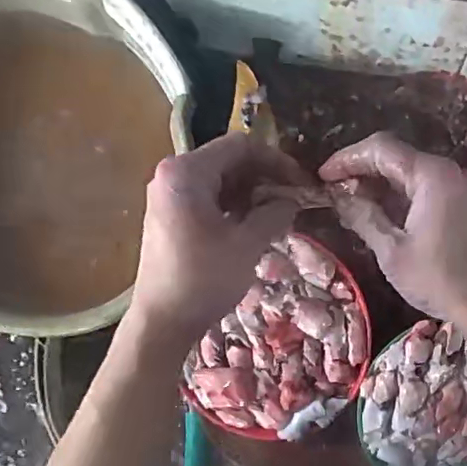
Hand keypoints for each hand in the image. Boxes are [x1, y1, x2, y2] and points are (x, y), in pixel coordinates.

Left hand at [131, 132, 309, 341]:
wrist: (164, 319)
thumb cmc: (204, 279)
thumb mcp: (247, 245)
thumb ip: (273, 214)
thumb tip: (292, 200)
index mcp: (187, 172)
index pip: (240, 146)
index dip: (277, 161)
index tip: (302, 183)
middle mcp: (172, 174)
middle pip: (229, 161)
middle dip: (265, 178)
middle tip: (294, 202)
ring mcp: (169, 196)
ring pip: (221, 181)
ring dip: (253, 194)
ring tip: (279, 217)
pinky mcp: (171, 217)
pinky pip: (210, 199)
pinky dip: (235, 207)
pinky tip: (255, 227)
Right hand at [319, 133, 466, 323]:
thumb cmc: (435, 279)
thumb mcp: (391, 250)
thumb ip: (363, 216)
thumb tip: (339, 196)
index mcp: (432, 175)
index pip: (381, 149)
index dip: (347, 159)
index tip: (323, 176)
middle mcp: (448, 171)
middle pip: (396, 157)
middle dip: (362, 171)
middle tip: (334, 191)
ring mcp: (458, 186)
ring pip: (409, 173)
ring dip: (379, 184)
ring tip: (349, 203)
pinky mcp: (460, 203)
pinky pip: (423, 188)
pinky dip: (398, 196)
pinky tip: (377, 212)